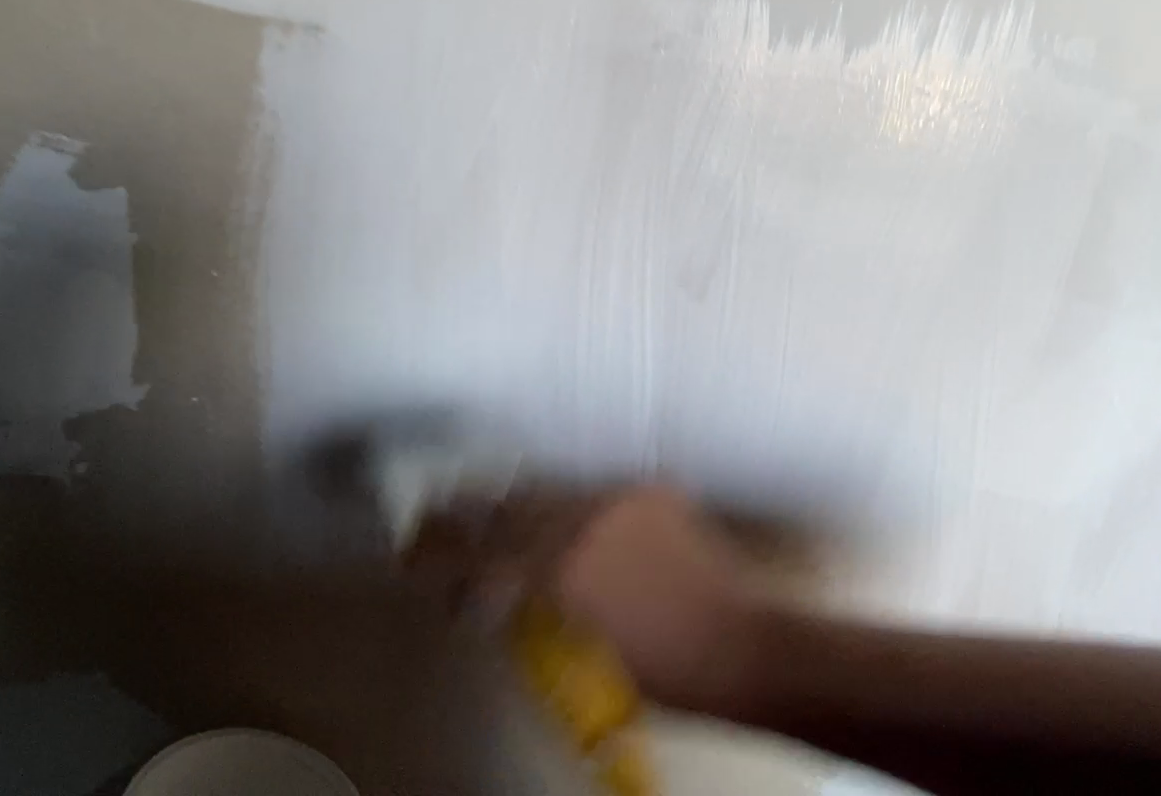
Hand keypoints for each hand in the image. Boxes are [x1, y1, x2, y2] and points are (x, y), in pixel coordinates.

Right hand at [409, 484, 763, 713]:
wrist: (746, 645)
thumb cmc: (665, 671)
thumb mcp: (584, 651)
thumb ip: (540, 609)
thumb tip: (507, 594)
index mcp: (557, 571)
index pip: (480, 557)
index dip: (441, 560)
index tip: (414, 560)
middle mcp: (578, 522)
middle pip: (503, 509)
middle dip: (464, 517)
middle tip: (438, 518)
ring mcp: (615, 499)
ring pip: (547, 491)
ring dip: (518, 507)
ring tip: (499, 510)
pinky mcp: (647, 489)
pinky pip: (594, 492)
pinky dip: (575, 508)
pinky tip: (575, 521)